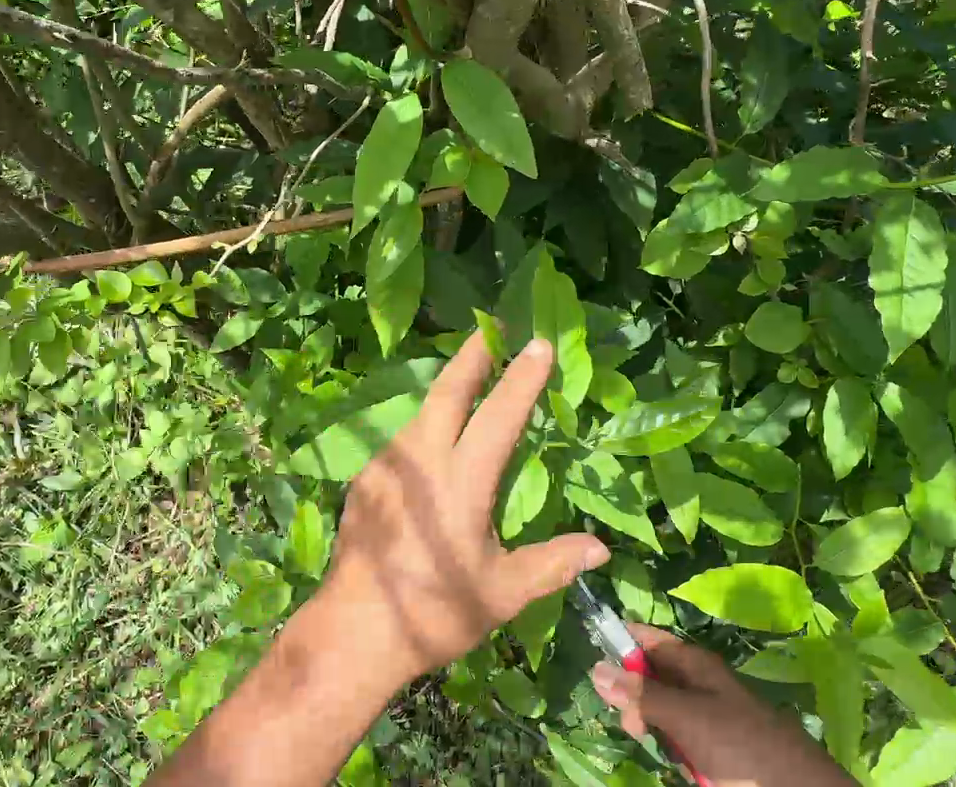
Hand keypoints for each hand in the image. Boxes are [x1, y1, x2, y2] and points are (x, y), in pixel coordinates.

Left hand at [305, 336, 608, 687]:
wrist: (355, 628)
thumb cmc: (436, 611)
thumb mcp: (503, 593)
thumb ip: (552, 563)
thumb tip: (600, 548)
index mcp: (462, 480)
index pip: (498, 415)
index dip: (521, 378)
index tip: (537, 344)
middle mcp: (421, 459)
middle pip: (448, 392)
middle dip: (473, 355)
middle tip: (492, 328)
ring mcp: (387, 466)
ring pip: (421, 413)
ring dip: (447, 391)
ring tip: (469, 382)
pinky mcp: (366, 480)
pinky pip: (403, 442)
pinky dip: (425, 428)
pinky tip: (433, 446)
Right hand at [591, 624, 855, 786]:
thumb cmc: (743, 747)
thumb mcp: (686, 717)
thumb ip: (641, 694)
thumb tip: (594, 666)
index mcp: (693, 663)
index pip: (644, 638)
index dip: (619, 644)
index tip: (596, 666)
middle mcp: (698, 684)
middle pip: (647, 678)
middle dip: (634, 699)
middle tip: (634, 726)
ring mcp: (706, 718)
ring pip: (659, 713)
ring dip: (653, 731)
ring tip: (663, 750)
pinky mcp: (713, 750)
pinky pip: (678, 741)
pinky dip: (674, 752)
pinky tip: (682, 766)